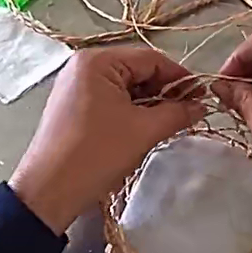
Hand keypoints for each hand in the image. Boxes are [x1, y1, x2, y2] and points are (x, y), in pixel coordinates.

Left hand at [9, 48, 203, 231]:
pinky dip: (134, 110)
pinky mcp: (74, 105)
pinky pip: (113, 99)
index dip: (181, 78)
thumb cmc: (97, 153)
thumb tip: (202, 106)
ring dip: (151, 103)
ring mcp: (76, 86)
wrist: (48, 192)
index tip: (203, 97)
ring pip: (127, 87)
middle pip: (139, 70)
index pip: (152, 59)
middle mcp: (84, 66)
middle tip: (189, 112)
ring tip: (171, 122)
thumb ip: (178, 112)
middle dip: (166, 92)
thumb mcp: (145, 130)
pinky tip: (147, 127)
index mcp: (98, 61)